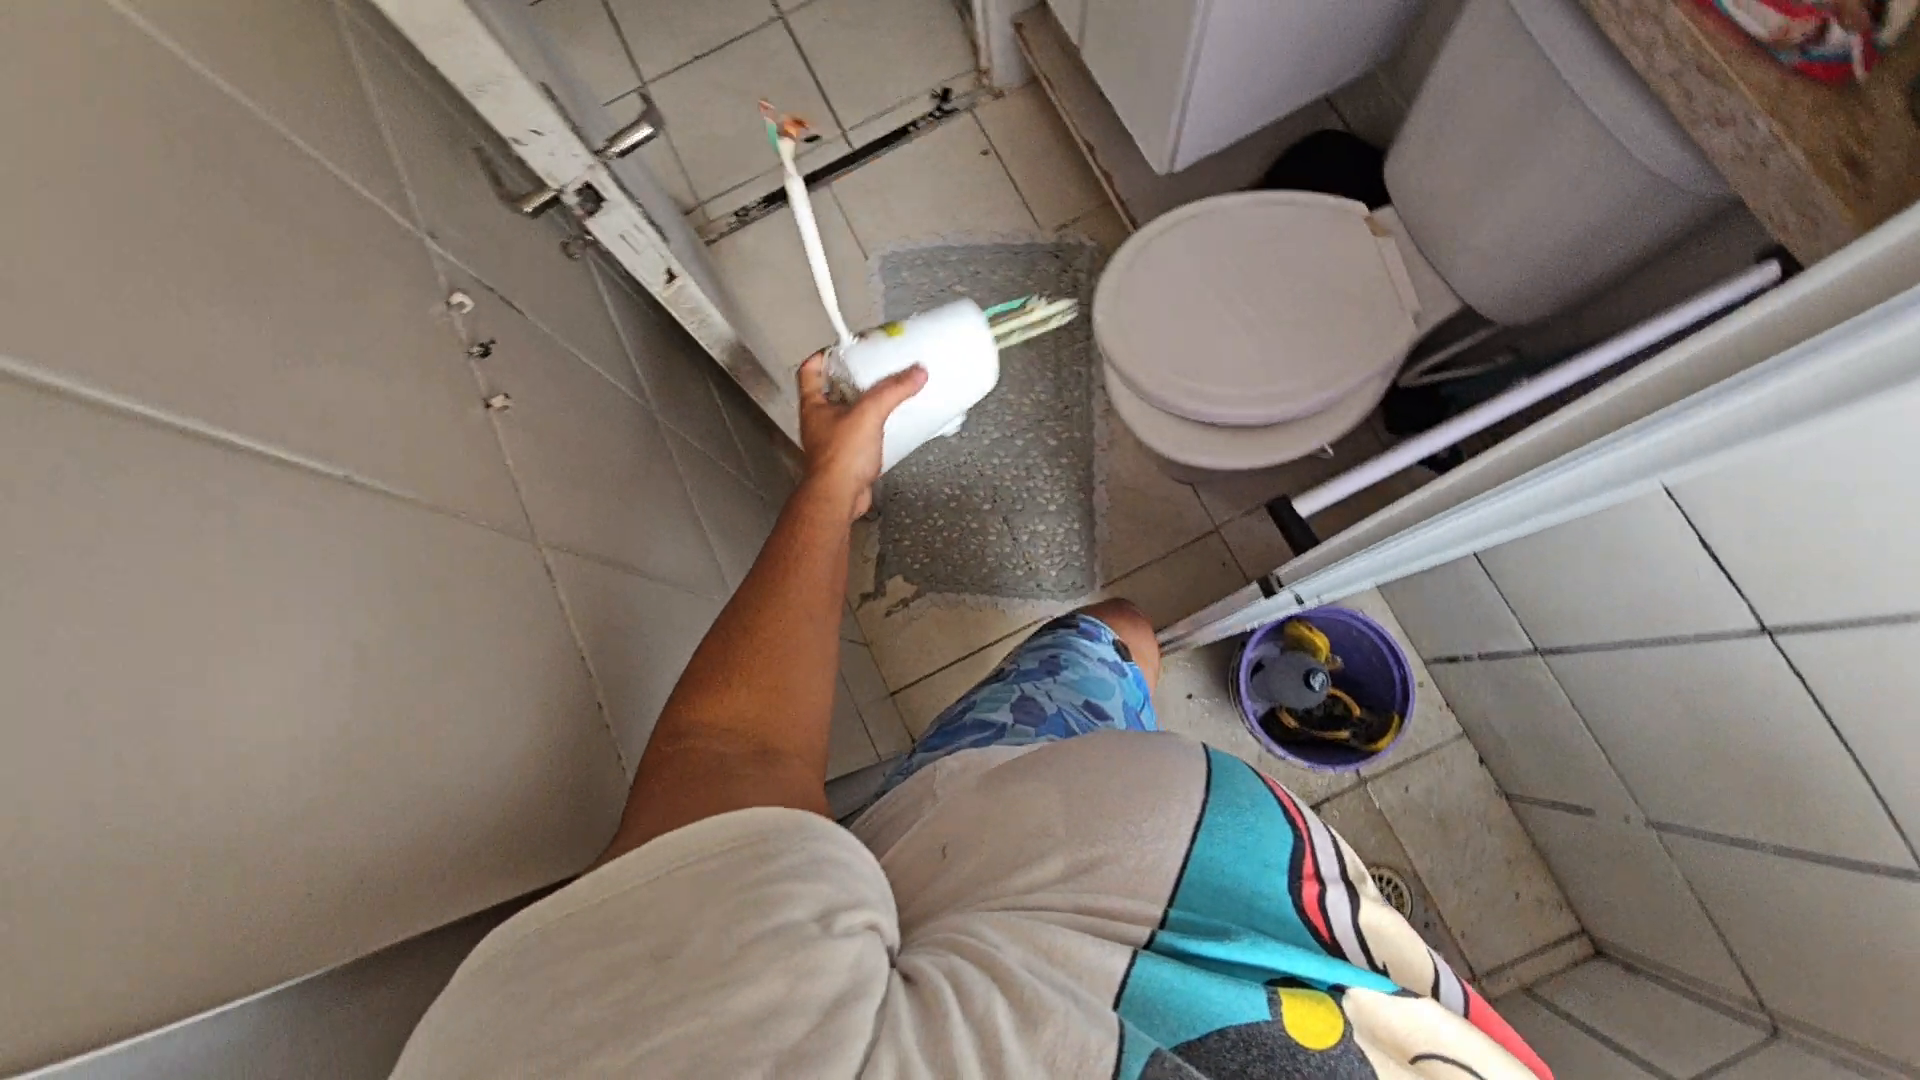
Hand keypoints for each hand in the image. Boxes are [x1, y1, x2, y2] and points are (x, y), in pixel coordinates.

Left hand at [796, 352, 926, 518]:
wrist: (839, 497)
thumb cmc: (841, 457)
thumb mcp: (869, 413)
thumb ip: (893, 390)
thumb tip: (915, 372)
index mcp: (814, 404)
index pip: (810, 370)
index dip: (824, 355)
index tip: (843, 348)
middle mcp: (820, 420)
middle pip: (832, 390)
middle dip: (853, 379)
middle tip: (875, 369)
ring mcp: (832, 439)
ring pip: (848, 413)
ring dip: (866, 404)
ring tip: (887, 394)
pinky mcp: (847, 456)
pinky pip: (861, 435)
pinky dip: (874, 427)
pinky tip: (890, 425)